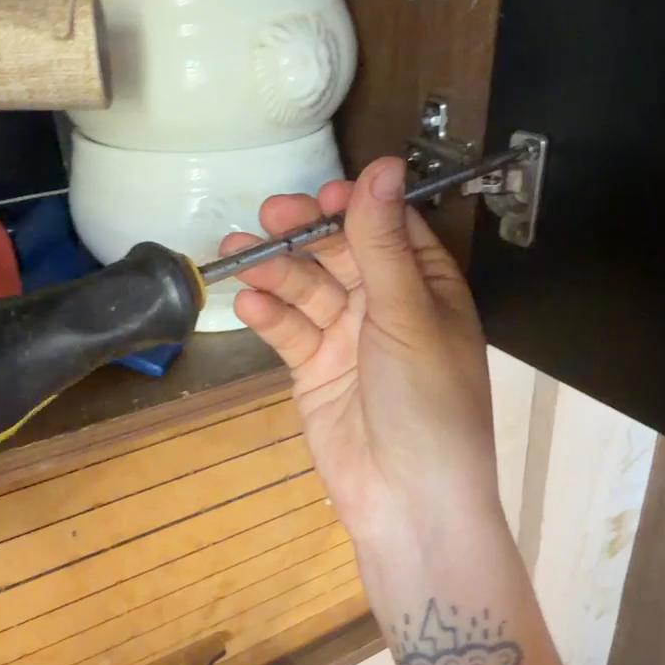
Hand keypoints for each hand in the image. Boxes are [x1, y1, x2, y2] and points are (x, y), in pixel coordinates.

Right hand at [223, 156, 500, 555]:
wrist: (408, 500)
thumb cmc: (427, 402)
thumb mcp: (408, 315)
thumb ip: (383, 243)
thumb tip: (385, 164)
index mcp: (427, 288)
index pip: (388, 228)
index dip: (356, 208)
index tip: (322, 195)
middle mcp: (387, 307)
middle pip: (341, 253)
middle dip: (306, 234)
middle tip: (269, 217)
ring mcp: (348, 340)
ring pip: (308, 290)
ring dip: (275, 271)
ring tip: (237, 255)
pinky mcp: (315, 372)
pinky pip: (289, 332)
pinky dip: (269, 316)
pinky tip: (248, 303)